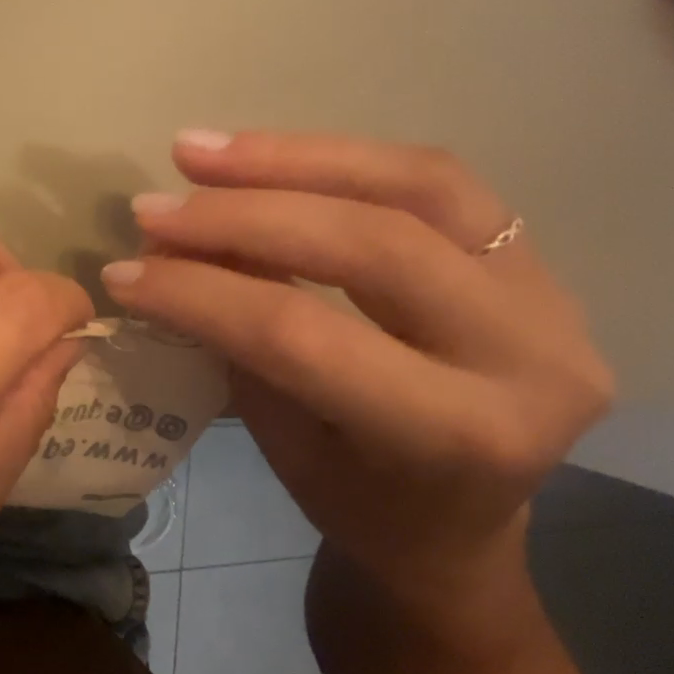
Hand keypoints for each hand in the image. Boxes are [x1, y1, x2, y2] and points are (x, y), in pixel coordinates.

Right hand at [101, 131, 613, 586]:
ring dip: (290, 161)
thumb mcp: (282, 437)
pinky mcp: (538, 258)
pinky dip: (334, 159)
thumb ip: (237, 339)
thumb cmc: (356, 498)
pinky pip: (434, 181)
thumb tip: (168, 251)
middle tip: (154, 209)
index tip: (121, 274)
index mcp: (458, 435)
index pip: (304, 335)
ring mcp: (552, 297)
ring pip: (416, 186)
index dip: (201, 293)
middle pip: (370, 247)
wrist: (457, 522)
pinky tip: (261, 156)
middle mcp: (529, 358)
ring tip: (195, 151)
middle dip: (240, 218)